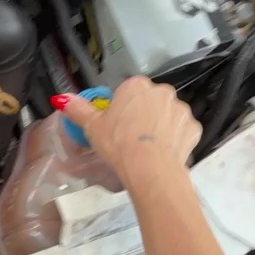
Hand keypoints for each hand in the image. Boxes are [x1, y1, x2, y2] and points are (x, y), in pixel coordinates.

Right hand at [58, 75, 201, 190]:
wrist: (150, 168)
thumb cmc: (119, 144)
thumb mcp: (92, 127)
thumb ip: (78, 110)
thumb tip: (61, 98)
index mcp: (136, 86)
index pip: (127, 91)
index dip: (119, 108)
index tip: (114, 124)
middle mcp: (162, 92)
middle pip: (148, 101)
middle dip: (140, 115)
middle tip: (127, 137)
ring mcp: (181, 110)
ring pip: (166, 116)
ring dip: (158, 127)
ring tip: (145, 148)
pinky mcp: (193, 128)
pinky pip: (180, 131)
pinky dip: (173, 140)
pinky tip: (161, 153)